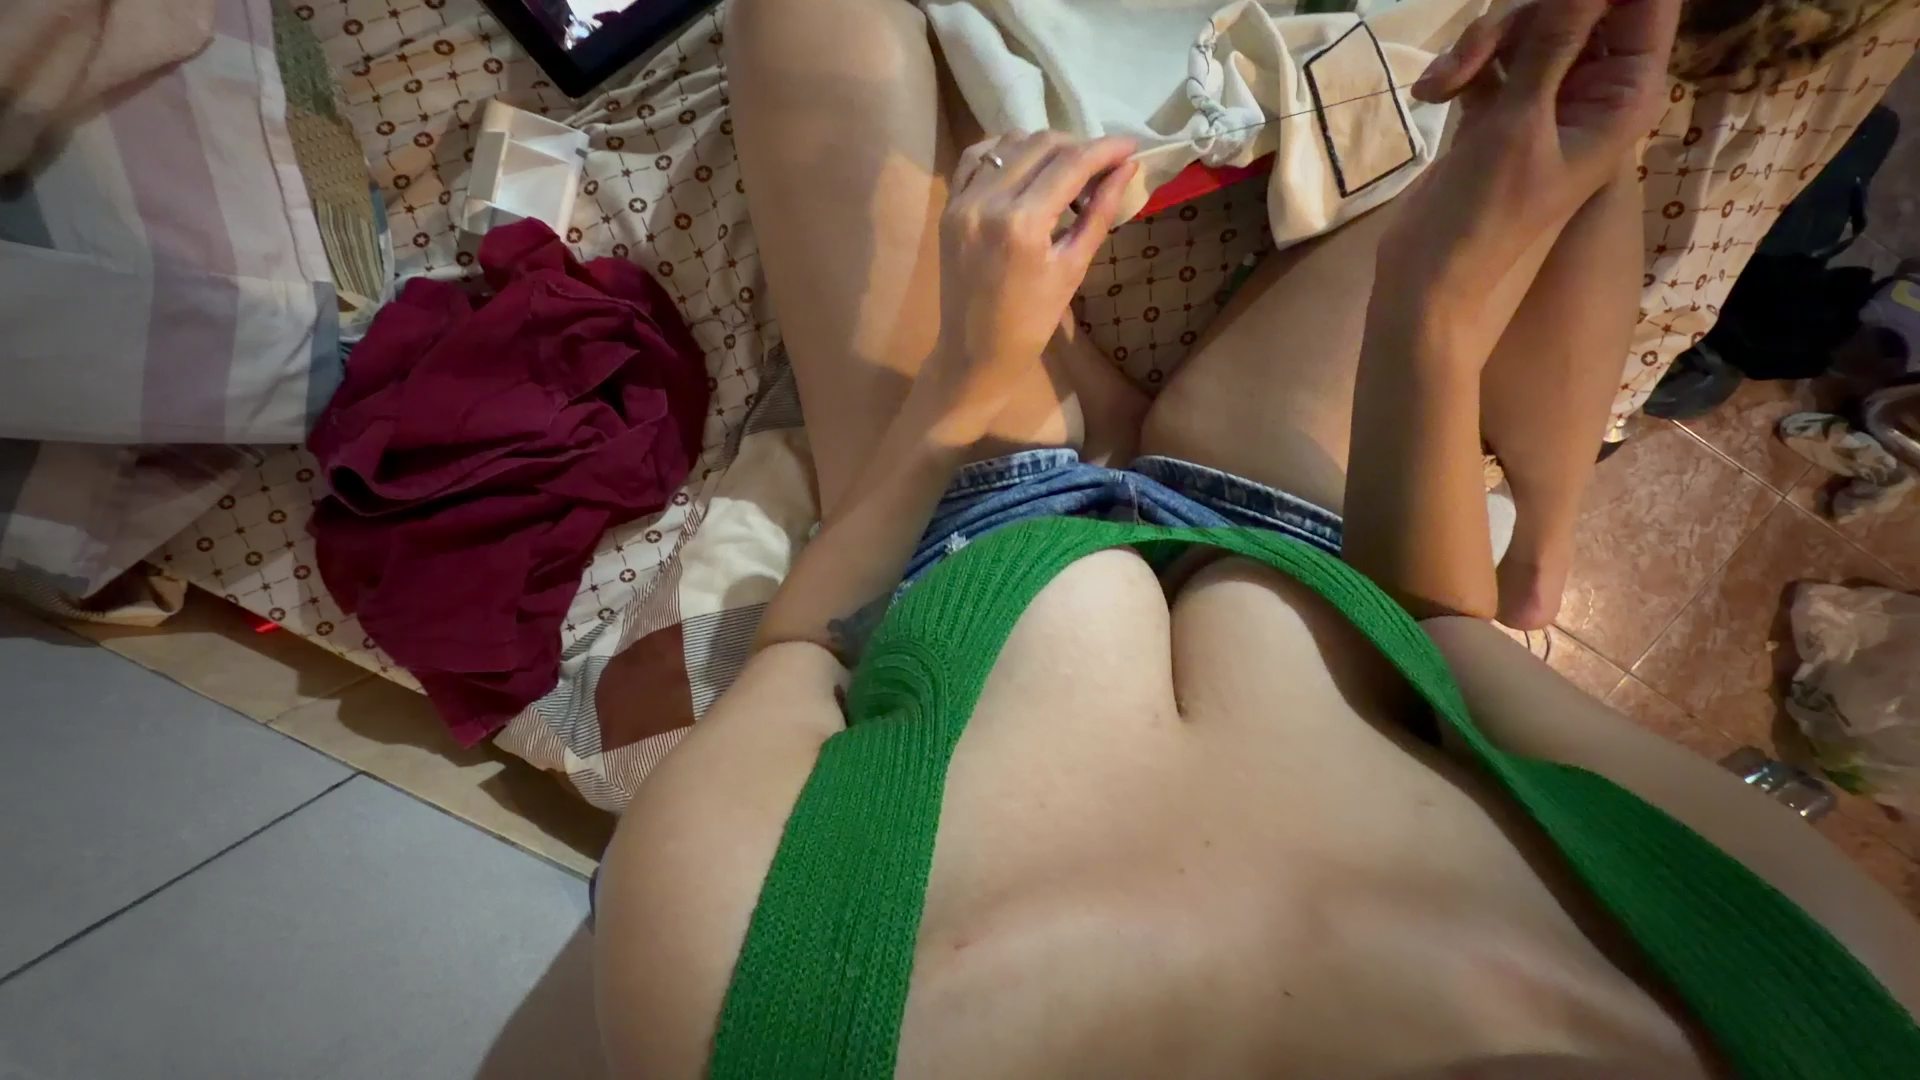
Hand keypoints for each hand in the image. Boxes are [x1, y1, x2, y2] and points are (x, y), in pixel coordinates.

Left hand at [924, 132, 1137, 446]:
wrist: (973, 353)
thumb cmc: (1030, 323)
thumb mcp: (1072, 270)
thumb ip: (1098, 214)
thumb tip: (1126, 169)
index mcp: (1022, 224)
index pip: (1071, 163)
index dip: (1105, 149)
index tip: (1130, 146)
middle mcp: (988, 202)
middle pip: (1041, 144)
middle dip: (1077, 146)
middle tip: (1099, 167)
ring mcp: (963, 202)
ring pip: (1010, 143)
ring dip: (1043, 147)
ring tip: (1063, 173)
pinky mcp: (950, 207)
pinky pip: (978, 158)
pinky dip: (1005, 152)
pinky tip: (1025, 169)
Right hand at [1379, 0, 1679, 361]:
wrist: (1427, 279)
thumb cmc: (1483, 215)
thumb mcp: (1518, 125)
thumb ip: (1554, 40)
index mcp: (1624, 93)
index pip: (1643, 2)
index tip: (1546, 4)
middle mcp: (1590, 90)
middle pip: (1575, 8)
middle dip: (1520, 19)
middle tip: (1470, 56)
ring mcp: (1539, 102)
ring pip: (1523, 30)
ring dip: (1477, 46)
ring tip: (1439, 85)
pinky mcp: (1493, 116)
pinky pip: (1486, 64)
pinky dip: (1458, 70)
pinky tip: (1430, 94)